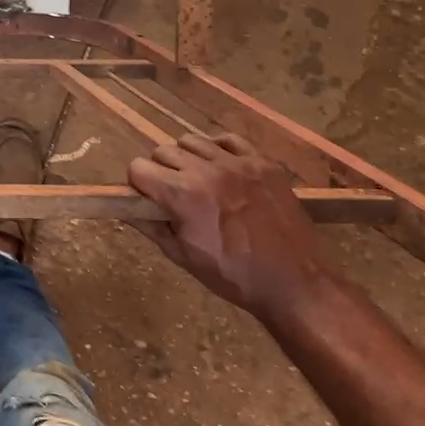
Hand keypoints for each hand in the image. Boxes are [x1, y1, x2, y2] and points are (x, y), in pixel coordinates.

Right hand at [127, 133, 339, 322]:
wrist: (297, 285)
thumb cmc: (234, 276)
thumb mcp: (182, 257)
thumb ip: (150, 226)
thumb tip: (126, 209)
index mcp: (183, 195)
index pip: (138, 168)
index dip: (138, 185)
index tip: (149, 200)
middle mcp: (207, 171)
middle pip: (162, 151)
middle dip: (161, 171)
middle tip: (175, 196)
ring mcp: (238, 164)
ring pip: (192, 141)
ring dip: (187, 158)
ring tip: (199, 181)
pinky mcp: (264, 164)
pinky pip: (228, 140)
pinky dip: (218, 150)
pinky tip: (223, 170)